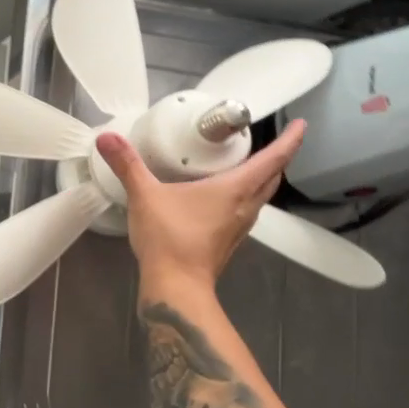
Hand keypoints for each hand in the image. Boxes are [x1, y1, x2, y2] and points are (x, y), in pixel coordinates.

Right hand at [95, 118, 305, 290]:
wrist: (176, 283)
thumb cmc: (169, 236)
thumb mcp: (144, 196)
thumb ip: (127, 166)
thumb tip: (106, 136)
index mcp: (236, 188)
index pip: (274, 157)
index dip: (291, 139)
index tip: (302, 124)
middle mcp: (247, 205)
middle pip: (273, 177)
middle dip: (276, 159)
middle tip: (268, 144)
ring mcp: (241, 226)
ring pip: (261, 195)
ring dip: (260, 180)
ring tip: (245, 168)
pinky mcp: (229, 241)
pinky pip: (246, 211)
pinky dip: (243, 198)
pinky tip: (222, 201)